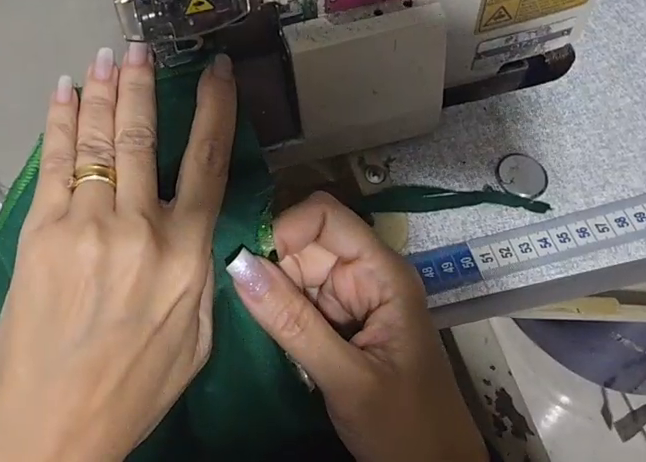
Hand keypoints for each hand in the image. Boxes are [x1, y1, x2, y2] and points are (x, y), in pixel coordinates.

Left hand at [0, 46, 236, 461]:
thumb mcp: (194, 339)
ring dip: (102, 91)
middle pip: (143, 137)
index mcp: (186, 255)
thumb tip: (199, 223)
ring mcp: (87, 225)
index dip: (214, 108)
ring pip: (98, 140)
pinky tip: (64, 92)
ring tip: (104, 57)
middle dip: (141, 83)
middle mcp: (140, 229)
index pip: (207, 161)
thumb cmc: (129, 389)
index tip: (215, 71)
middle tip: (138, 47)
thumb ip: (202, 274)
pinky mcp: (42, 229)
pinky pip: (55, 161)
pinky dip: (59, 120)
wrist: (50, 426)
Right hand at [226, 193, 487, 461]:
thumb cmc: (407, 429)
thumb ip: (293, 323)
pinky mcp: (337, 323)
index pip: (325, 216)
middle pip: (304, 241)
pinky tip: (266, 330)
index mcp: (382, 273)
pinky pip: (297, 298)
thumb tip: (238, 264)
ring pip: (295, 269)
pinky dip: (278, 310)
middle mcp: (366, 274)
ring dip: (272, 289)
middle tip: (245, 299)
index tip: (252, 263)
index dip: (286, 228)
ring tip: (254, 320)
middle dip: (272, 263)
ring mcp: (351, 298)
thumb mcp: (348, 378)